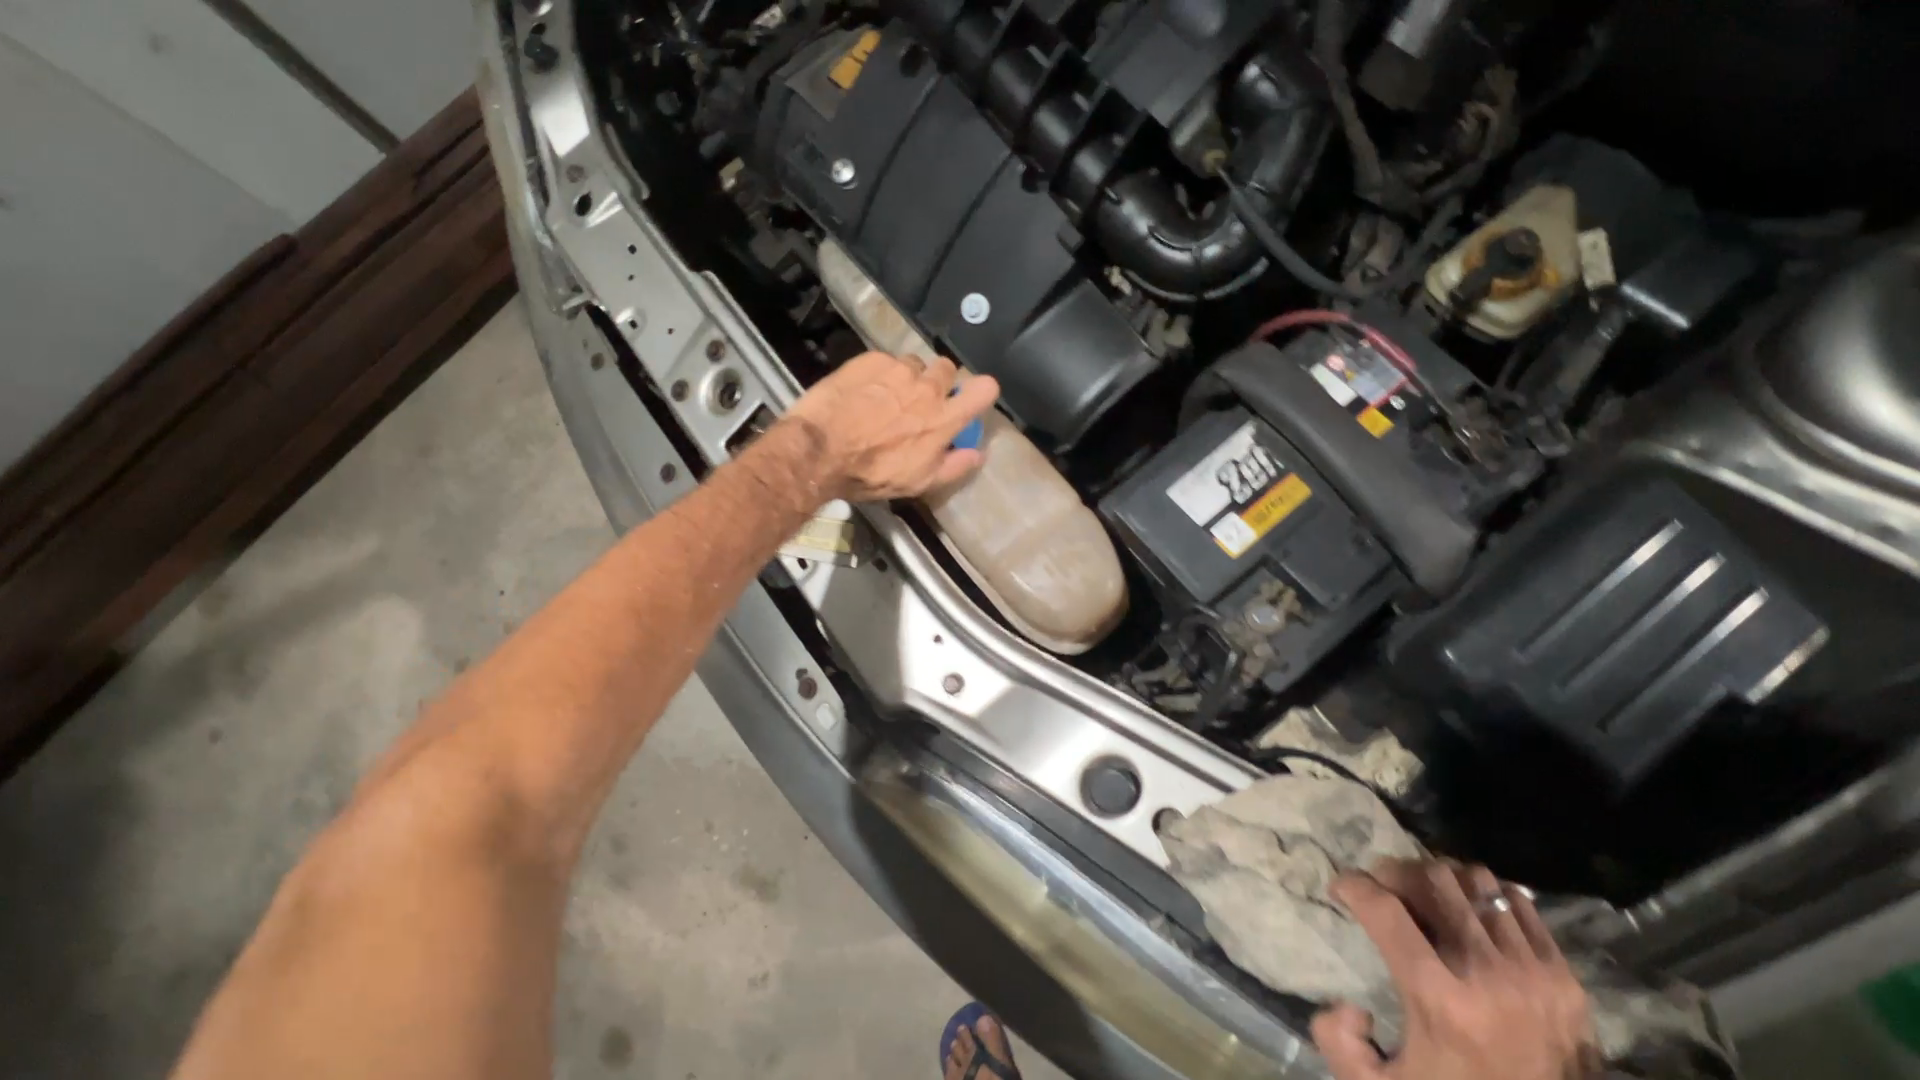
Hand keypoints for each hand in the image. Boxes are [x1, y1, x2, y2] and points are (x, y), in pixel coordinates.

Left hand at [785, 351, 999, 500]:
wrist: (819, 450)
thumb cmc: (871, 473)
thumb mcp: (918, 483)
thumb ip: (953, 466)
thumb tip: (977, 454)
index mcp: (943, 419)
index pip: (984, 389)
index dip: (980, 391)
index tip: (966, 400)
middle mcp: (926, 388)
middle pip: (947, 370)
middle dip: (937, 383)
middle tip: (918, 402)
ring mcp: (897, 370)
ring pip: (914, 364)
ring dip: (906, 377)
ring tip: (885, 397)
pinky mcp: (870, 359)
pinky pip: (884, 361)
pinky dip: (878, 373)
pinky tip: (862, 392)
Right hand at [1313, 860, 1598, 1079]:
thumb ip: (1340, 1044)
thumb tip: (1345, 1003)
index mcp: (1440, 1001)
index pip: (1386, 912)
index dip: (1354, 887)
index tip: (1341, 887)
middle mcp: (1487, 974)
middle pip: (1432, 880)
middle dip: (1396, 872)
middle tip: (1383, 887)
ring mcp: (1532, 971)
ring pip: (1477, 882)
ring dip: (1443, 880)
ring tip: (1427, 896)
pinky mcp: (1564, 975)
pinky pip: (1518, 905)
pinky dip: (1487, 898)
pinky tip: (1471, 914)